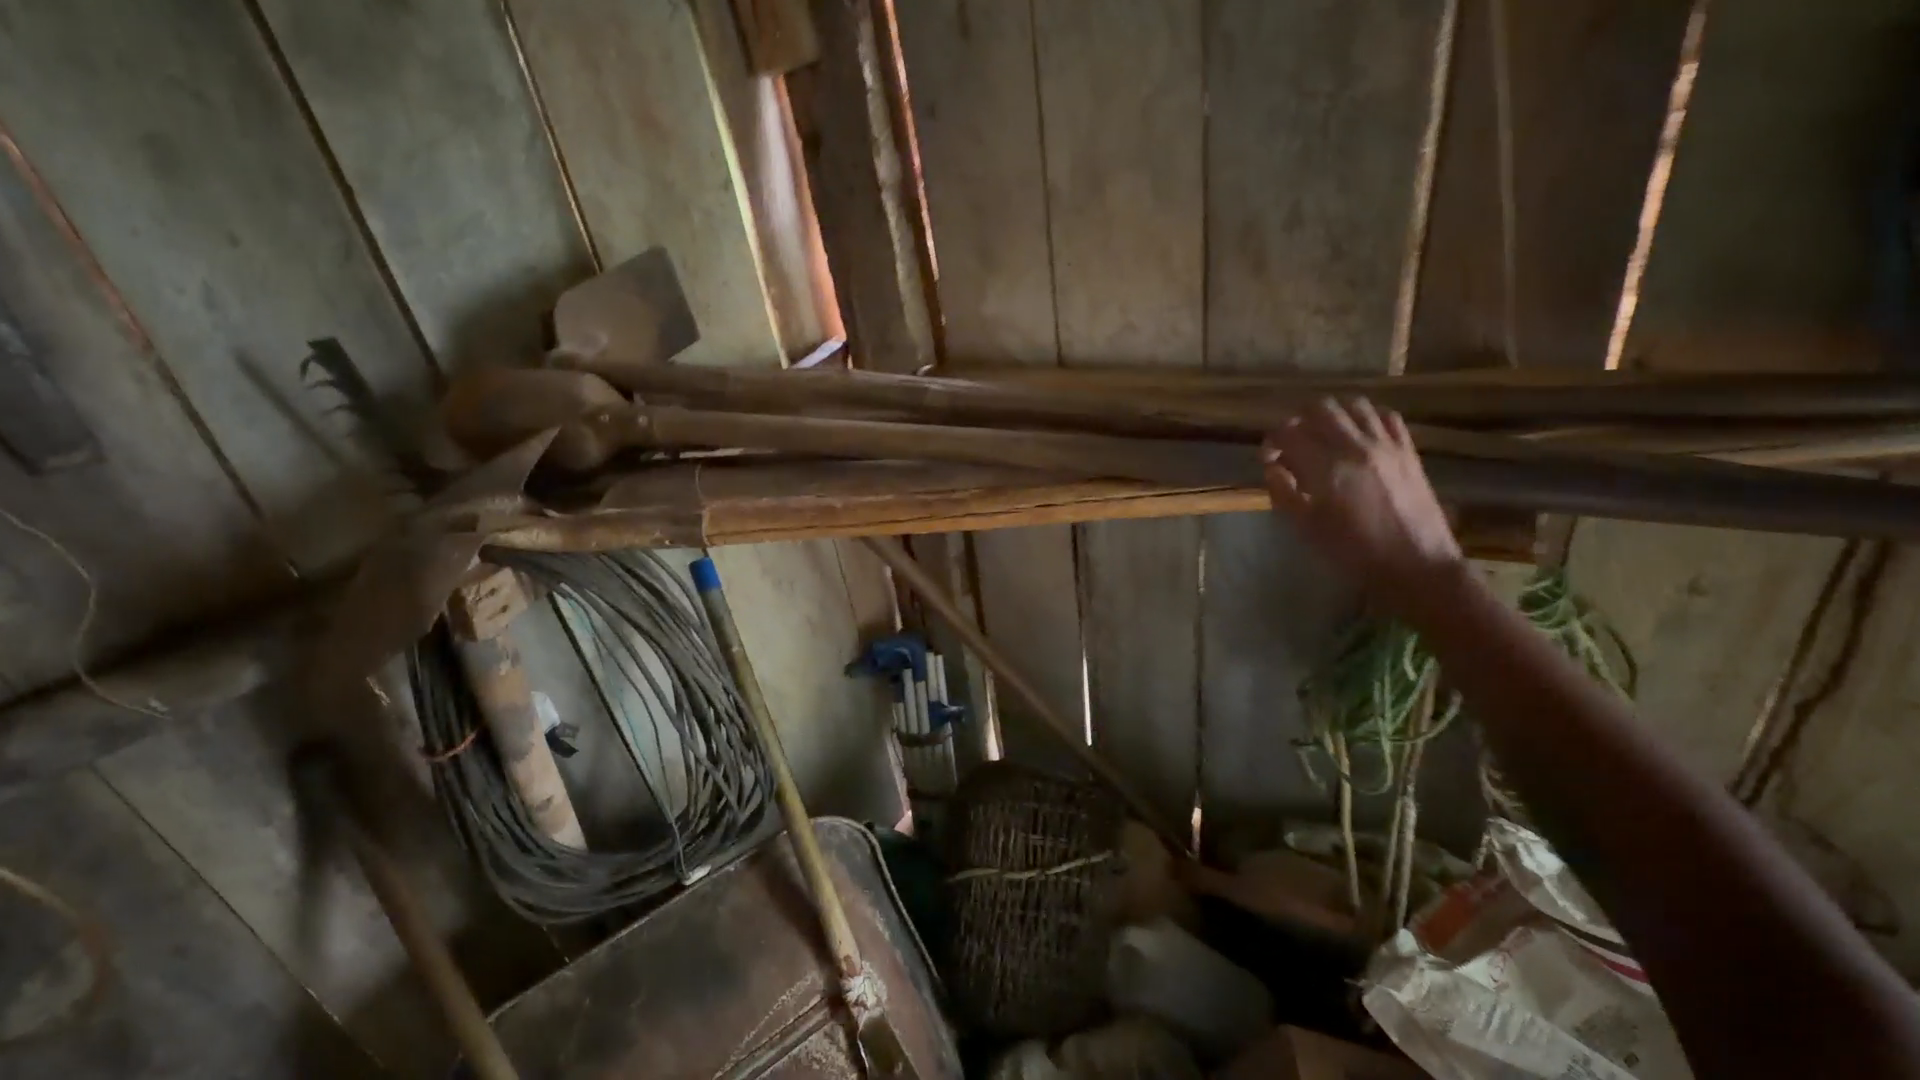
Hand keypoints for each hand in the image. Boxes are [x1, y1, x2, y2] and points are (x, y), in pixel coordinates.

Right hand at [1263, 398, 1463, 604]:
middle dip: (1299, 420)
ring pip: (1354, 405)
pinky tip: (1361, 436)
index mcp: (1327, 469)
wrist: (1416, 565)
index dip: (1272, 441)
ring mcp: (1386, 445)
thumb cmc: (1354, 553)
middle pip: (1320, 408)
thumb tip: (1273, 468)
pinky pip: (1387, 416)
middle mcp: (1356, 447)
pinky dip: (1368, 418)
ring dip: (1334, 415)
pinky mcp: (1408, 450)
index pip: (1288, 433)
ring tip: (1327, 435)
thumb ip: (1283, 493)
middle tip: (1295, 442)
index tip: (1270, 458)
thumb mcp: (1307, 530)